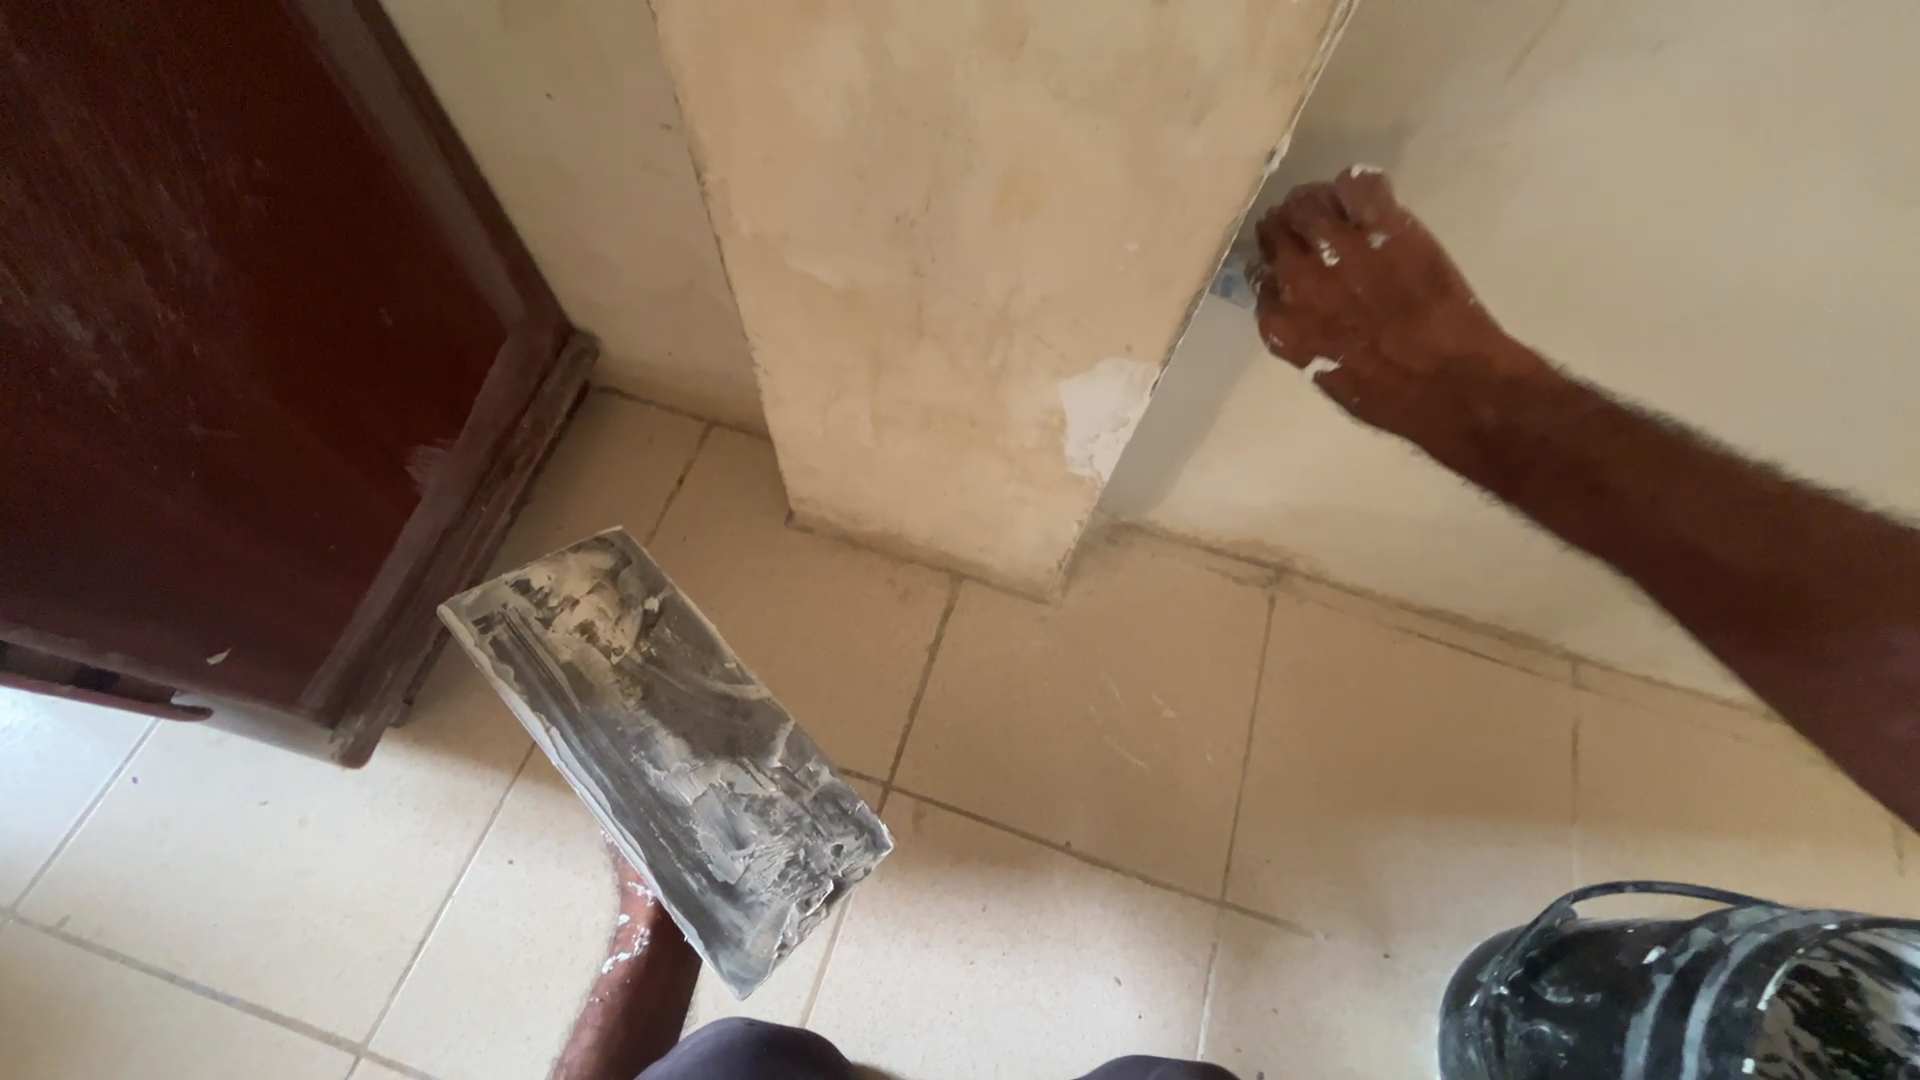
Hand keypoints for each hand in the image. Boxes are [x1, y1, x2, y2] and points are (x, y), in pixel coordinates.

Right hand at [1251, 167, 1543, 451]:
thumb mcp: (1323, 375)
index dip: (1271, 270)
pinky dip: (1354, 184)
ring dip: (1311, 200)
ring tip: (1322, 202)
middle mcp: (1299, 282)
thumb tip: (1301, 313)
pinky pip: (1357, 186)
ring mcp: (1340, 250)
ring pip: (1308, 203)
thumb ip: (1303, 337)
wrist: (1447, 381)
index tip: (1281, 268)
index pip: (1260, 281)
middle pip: (1275, 234)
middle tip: (1295, 223)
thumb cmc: (1385, 396)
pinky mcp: (1384, 228)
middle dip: (1282, 227)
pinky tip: (1361, 194)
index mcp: (1281, 325)